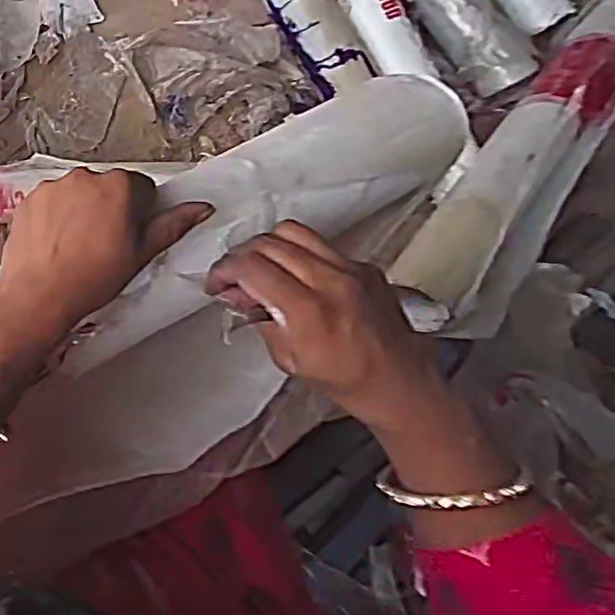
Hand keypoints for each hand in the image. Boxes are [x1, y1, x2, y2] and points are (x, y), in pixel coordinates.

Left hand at [0, 169, 213, 348]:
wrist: (40, 297)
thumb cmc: (91, 279)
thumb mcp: (140, 254)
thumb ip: (171, 225)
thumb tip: (199, 209)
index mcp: (119, 187)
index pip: (141, 187)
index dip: (139, 211)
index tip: (130, 233)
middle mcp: (85, 178)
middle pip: (107, 188)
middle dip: (108, 209)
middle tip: (104, 244)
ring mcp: (54, 187)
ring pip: (77, 194)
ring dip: (80, 211)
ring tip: (77, 247)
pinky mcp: (31, 199)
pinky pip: (50, 202)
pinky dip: (54, 217)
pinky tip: (56, 244)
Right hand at [204, 221, 438, 424]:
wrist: (398, 382)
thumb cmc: (346, 379)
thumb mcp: (288, 359)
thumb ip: (259, 319)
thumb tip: (236, 294)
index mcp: (309, 311)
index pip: (252, 267)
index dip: (224, 270)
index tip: (216, 282)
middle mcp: (332, 282)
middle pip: (268, 244)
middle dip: (239, 257)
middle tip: (231, 277)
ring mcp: (351, 269)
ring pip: (292, 232)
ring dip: (266, 247)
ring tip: (259, 268)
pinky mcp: (364, 265)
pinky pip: (320, 244)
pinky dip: (296, 253)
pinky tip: (292, 274)